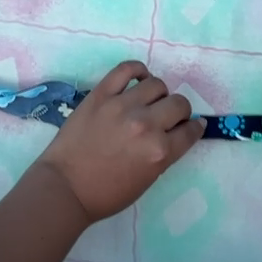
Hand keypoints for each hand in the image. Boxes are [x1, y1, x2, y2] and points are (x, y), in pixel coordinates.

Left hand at [33, 61, 205, 221]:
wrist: (66, 187)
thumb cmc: (106, 193)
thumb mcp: (146, 180)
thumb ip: (163, 154)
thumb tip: (175, 133)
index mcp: (159, 152)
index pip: (190, 130)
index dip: (195, 126)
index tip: (193, 124)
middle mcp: (146, 125)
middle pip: (178, 103)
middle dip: (180, 110)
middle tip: (170, 116)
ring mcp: (122, 105)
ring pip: (156, 84)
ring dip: (159, 93)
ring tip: (149, 101)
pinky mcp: (101, 93)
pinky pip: (126, 69)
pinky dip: (137, 70)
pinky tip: (138, 78)